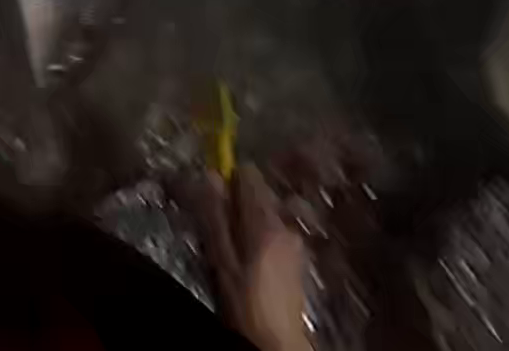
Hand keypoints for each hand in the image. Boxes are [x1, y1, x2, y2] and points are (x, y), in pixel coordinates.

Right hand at [194, 166, 313, 350]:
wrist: (279, 343)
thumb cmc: (245, 300)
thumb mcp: (222, 258)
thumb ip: (215, 215)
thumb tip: (209, 175)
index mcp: (265, 219)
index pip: (248, 174)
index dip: (229, 177)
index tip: (215, 194)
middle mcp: (285, 222)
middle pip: (259, 191)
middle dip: (239, 199)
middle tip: (221, 224)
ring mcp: (295, 238)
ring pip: (267, 209)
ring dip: (250, 217)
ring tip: (235, 242)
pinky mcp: (298, 255)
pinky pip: (276, 227)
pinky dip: (262, 231)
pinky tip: (253, 256)